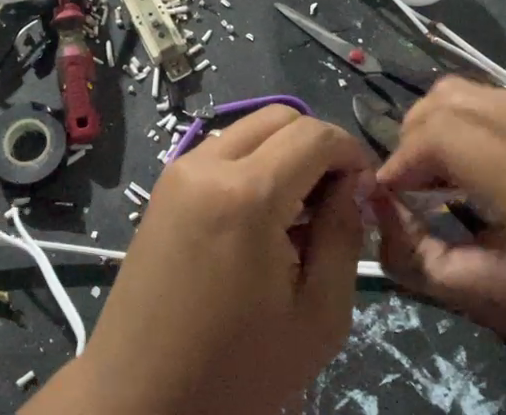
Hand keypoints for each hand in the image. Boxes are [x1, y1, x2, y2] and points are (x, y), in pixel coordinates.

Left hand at [27, 106, 374, 413]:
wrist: (141, 392)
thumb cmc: (237, 367)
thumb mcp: (317, 316)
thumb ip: (343, 237)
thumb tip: (352, 186)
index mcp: (247, 194)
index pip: (314, 134)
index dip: (351, 153)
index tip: (364, 194)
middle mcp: (207, 164)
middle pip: (279, 117)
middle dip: (317, 146)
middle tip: (334, 203)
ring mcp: (178, 170)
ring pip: (247, 129)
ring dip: (282, 154)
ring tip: (298, 217)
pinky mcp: (163, 186)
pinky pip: (220, 152)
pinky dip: (251, 165)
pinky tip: (260, 220)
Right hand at [373, 79, 505, 407]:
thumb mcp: (489, 299)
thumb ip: (416, 252)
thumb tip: (372, 203)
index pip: (440, 132)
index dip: (401, 157)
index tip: (391, 192)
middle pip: (452, 98)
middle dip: (417, 135)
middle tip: (415, 181)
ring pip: (479, 92)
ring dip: (449, 126)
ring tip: (452, 174)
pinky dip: (486, 125)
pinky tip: (493, 167)